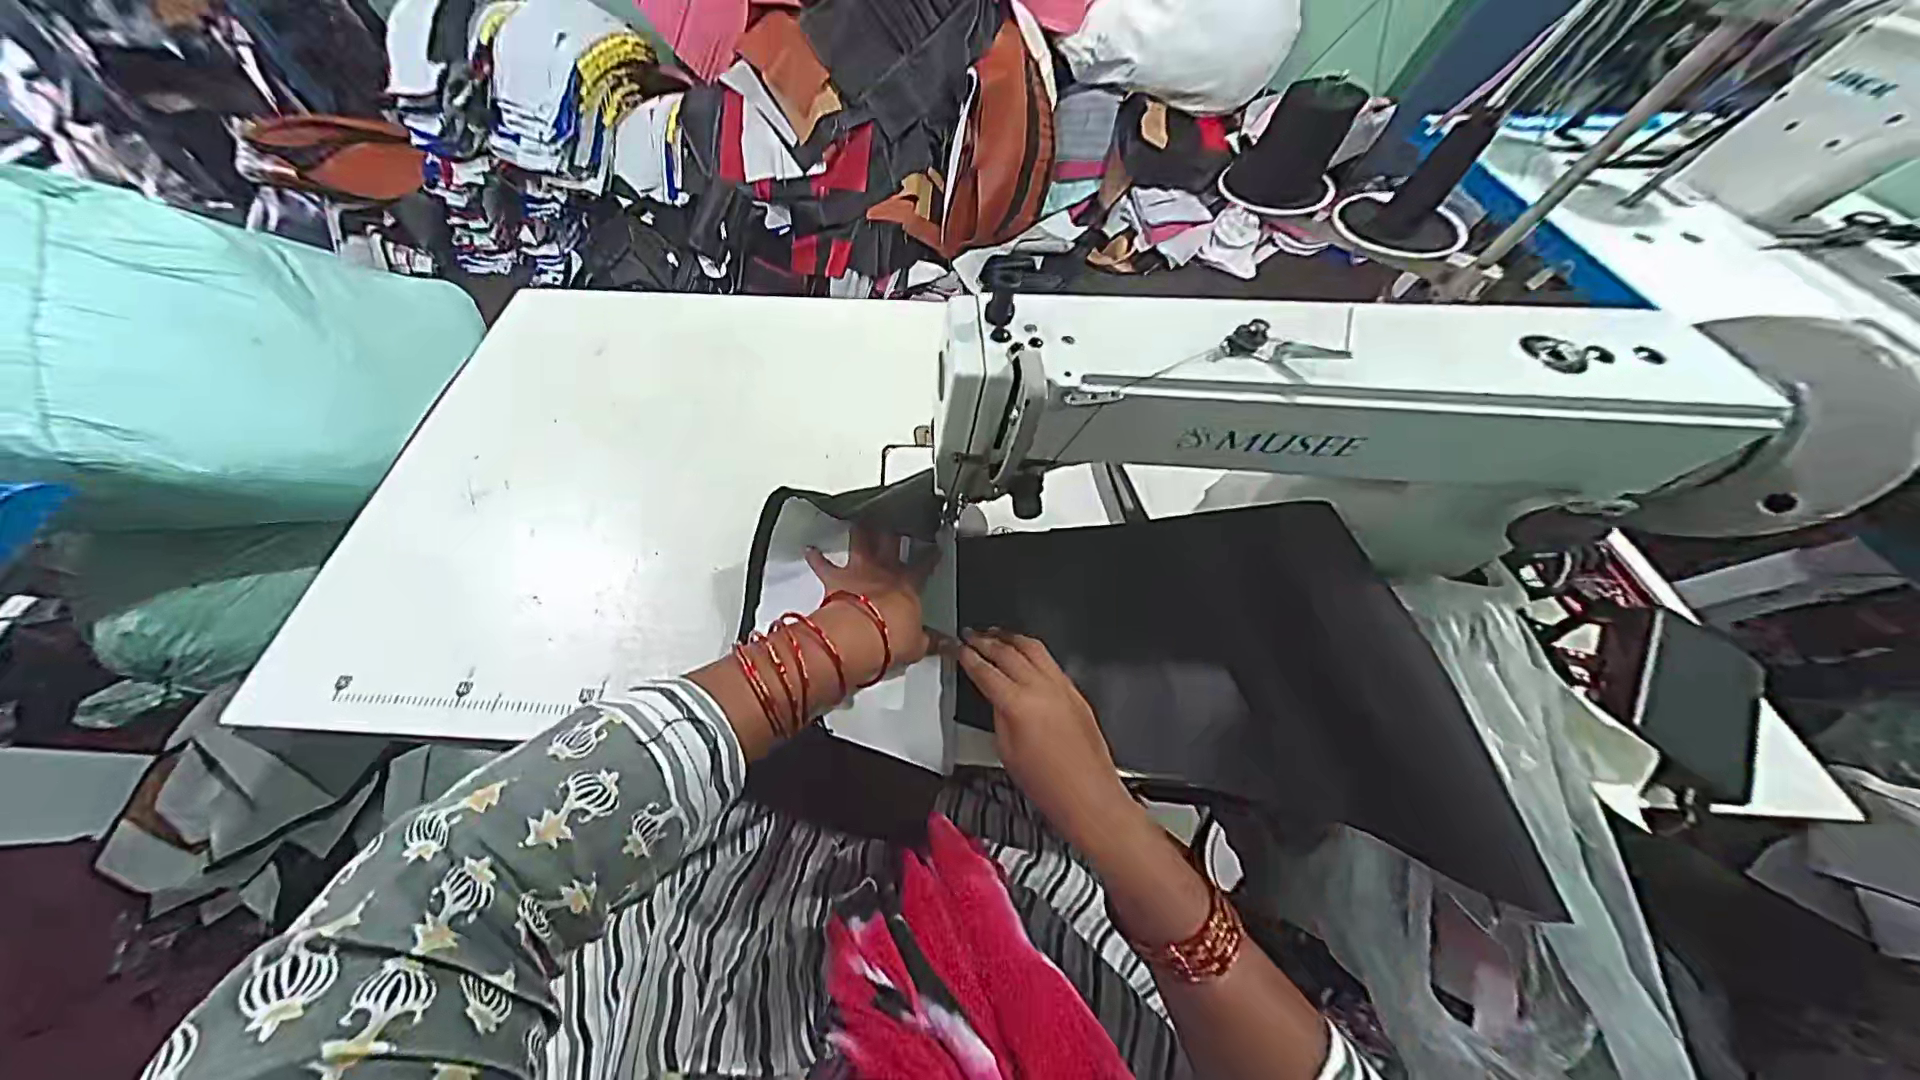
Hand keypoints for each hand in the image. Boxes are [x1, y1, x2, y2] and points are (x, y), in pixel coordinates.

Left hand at [805, 525, 937, 667]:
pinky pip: (823, 565)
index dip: (930, 555)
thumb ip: (929, 641)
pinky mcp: (836, 579)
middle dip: (894, 529)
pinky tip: (810, 549)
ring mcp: (859, 571)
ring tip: (860, 519)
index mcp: (909, 585)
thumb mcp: (918, 645)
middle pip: (892, 541)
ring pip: (861, 541)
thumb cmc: (890, 638)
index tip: (934, 548)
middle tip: (895, 518)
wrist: (860, 637)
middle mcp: (885, 571)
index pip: (925, 564)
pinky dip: (816, 557)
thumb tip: (943, 645)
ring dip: (860, 530)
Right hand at [950, 629, 1139, 846]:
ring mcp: (1062, 687)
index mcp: (1018, 704)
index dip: (969, 657)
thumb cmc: (1049, 785)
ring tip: (996, 634)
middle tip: (972, 635)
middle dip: (985, 640)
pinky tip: (1026, 652)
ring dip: (1011, 638)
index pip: (986, 670)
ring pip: (1033, 648)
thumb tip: (995, 696)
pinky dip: (1033, 650)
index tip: (960, 649)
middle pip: (1007, 652)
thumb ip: (998, 715)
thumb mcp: (1006, 751)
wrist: (1089, 797)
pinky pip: (1051, 660)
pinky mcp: (1076, 692)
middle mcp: (1042, 689)